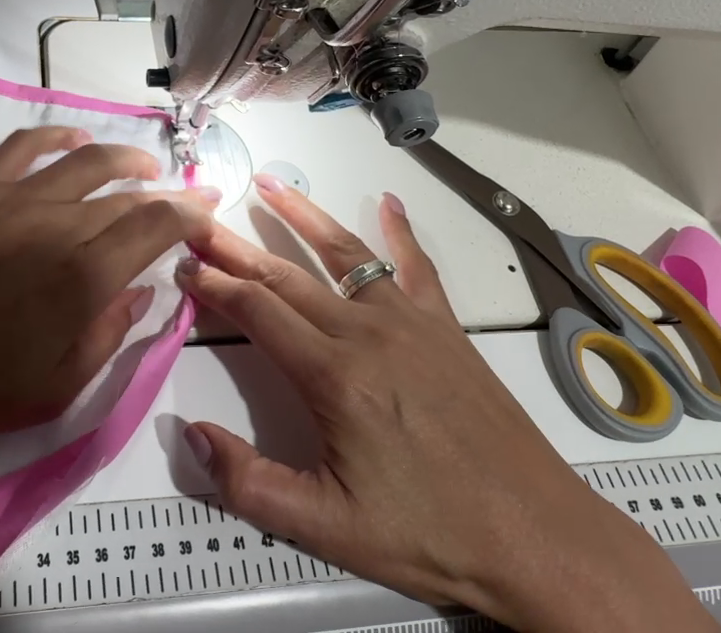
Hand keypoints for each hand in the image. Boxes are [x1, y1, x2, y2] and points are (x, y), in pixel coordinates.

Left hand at [0, 126, 217, 444]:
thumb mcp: (52, 392)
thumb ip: (106, 337)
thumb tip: (140, 294)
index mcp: (84, 278)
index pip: (156, 228)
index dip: (190, 216)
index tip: (207, 213)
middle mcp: (58, 225)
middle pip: (126, 197)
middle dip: (166, 195)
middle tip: (184, 198)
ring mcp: (13, 200)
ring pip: (85, 162)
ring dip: (123, 158)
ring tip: (142, 167)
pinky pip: (23, 147)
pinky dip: (54, 136)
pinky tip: (73, 139)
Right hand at [177, 178, 715, 632]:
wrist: (539, 537)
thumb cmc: (429, 535)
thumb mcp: (327, 527)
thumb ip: (248, 482)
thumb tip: (187, 434)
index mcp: (333, 376)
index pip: (256, 311)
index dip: (214, 283)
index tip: (182, 263)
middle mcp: (367, 333)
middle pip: (287, 276)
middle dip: (237, 246)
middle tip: (200, 219)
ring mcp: (412, 324)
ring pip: (346, 255)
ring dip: (304, 216)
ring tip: (271, 183)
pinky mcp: (448, 330)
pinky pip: (416, 268)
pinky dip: (399, 232)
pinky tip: (388, 201)